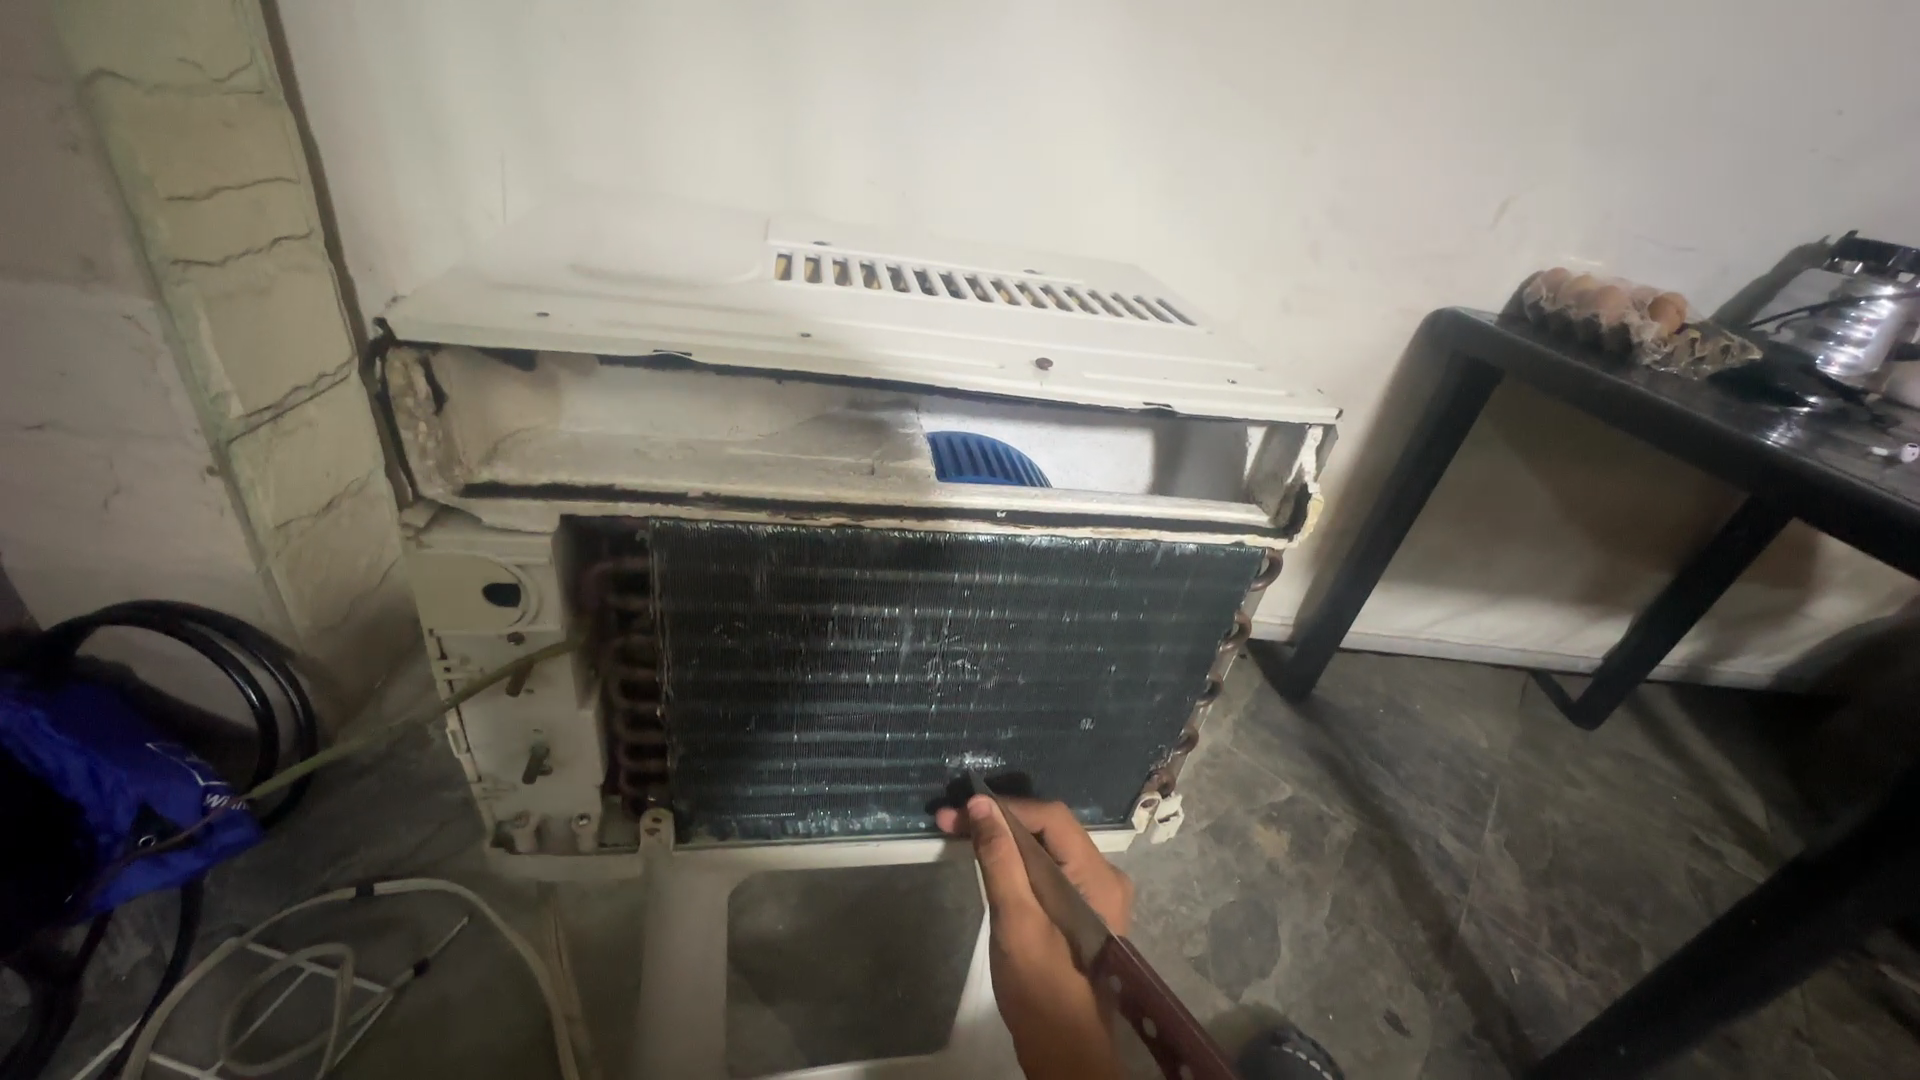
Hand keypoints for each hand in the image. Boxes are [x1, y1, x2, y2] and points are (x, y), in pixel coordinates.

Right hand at [937, 796, 1133, 1079]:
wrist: (1065, 1054)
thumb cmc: (1042, 990)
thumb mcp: (1016, 921)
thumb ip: (1000, 858)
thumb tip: (980, 804)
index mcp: (1098, 876)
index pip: (1052, 817)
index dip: (1006, 808)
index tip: (962, 810)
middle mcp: (1103, 875)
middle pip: (1049, 828)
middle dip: (998, 821)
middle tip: (951, 821)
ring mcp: (1093, 893)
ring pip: (1045, 847)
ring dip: (1002, 839)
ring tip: (960, 833)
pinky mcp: (1080, 909)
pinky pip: (1047, 868)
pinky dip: (1014, 861)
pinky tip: (987, 858)